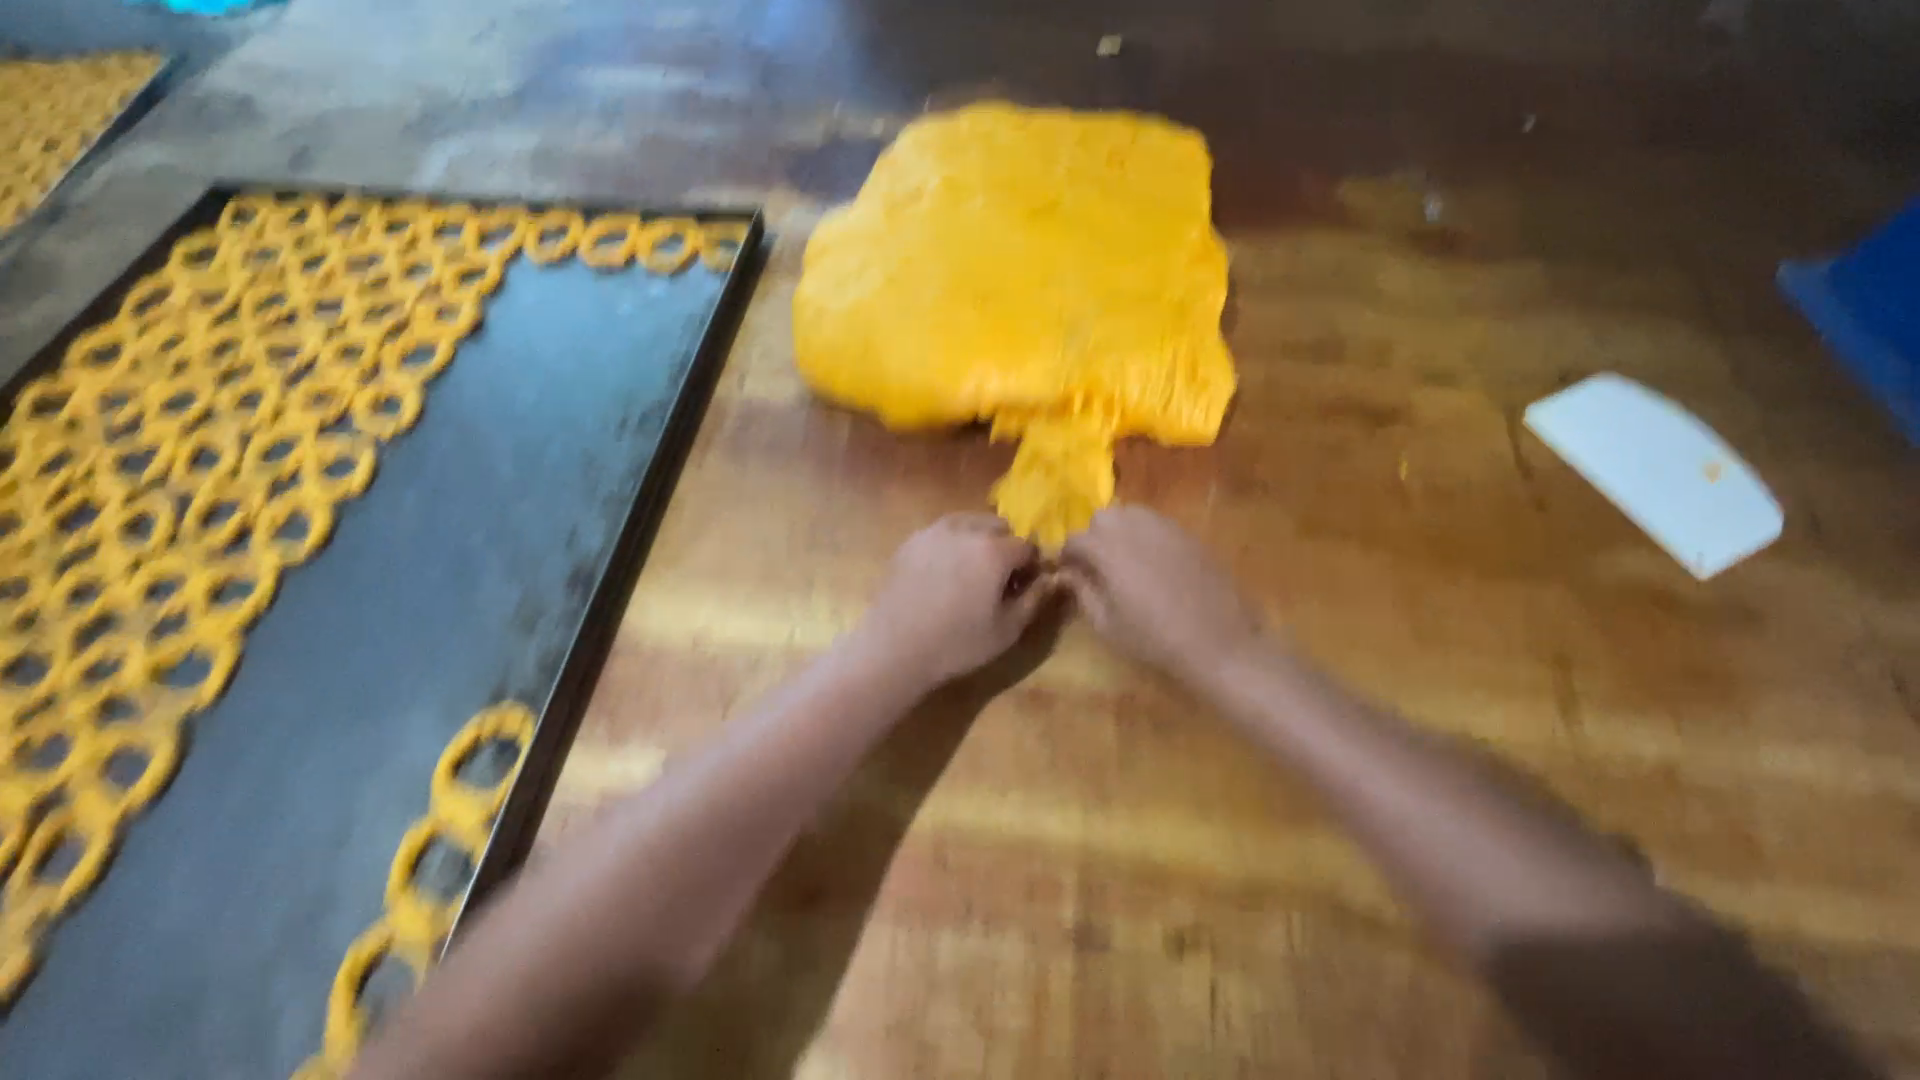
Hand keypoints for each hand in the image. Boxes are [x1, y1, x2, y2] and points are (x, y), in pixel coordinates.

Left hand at [853, 514, 1055, 684]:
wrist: (894, 648)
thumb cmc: (957, 643)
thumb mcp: (1007, 630)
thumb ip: (1035, 598)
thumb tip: (1050, 579)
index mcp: (994, 550)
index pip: (1027, 545)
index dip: (1031, 566)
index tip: (1023, 587)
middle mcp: (965, 529)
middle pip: (998, 527)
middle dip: (1005, 548)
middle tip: (997, 580)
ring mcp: (933, 532)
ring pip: (969, 524)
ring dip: (978, 542)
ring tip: (969, 575)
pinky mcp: (910, 541)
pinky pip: (942, 533)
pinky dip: (951, 546)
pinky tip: (942, 576)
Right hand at [1060, 506, 1268, 683]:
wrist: (1217, 641)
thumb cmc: (1154, 639)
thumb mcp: (1107, 624)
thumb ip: (1083, 592)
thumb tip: (1068, 574)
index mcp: (1109, 551)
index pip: (1075, 539)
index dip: (1068, 556)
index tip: (1069, 573)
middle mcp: (1135, 529)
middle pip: (1103, 517)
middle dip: (1094, 536)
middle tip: (1098, 564)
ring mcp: (1165, 528)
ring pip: (1132, 513)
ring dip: (1121, 530)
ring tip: (1125, 559)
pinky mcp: (1189, 534)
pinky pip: (1158, 523)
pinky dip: (1147, 535)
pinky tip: (1154, 562)